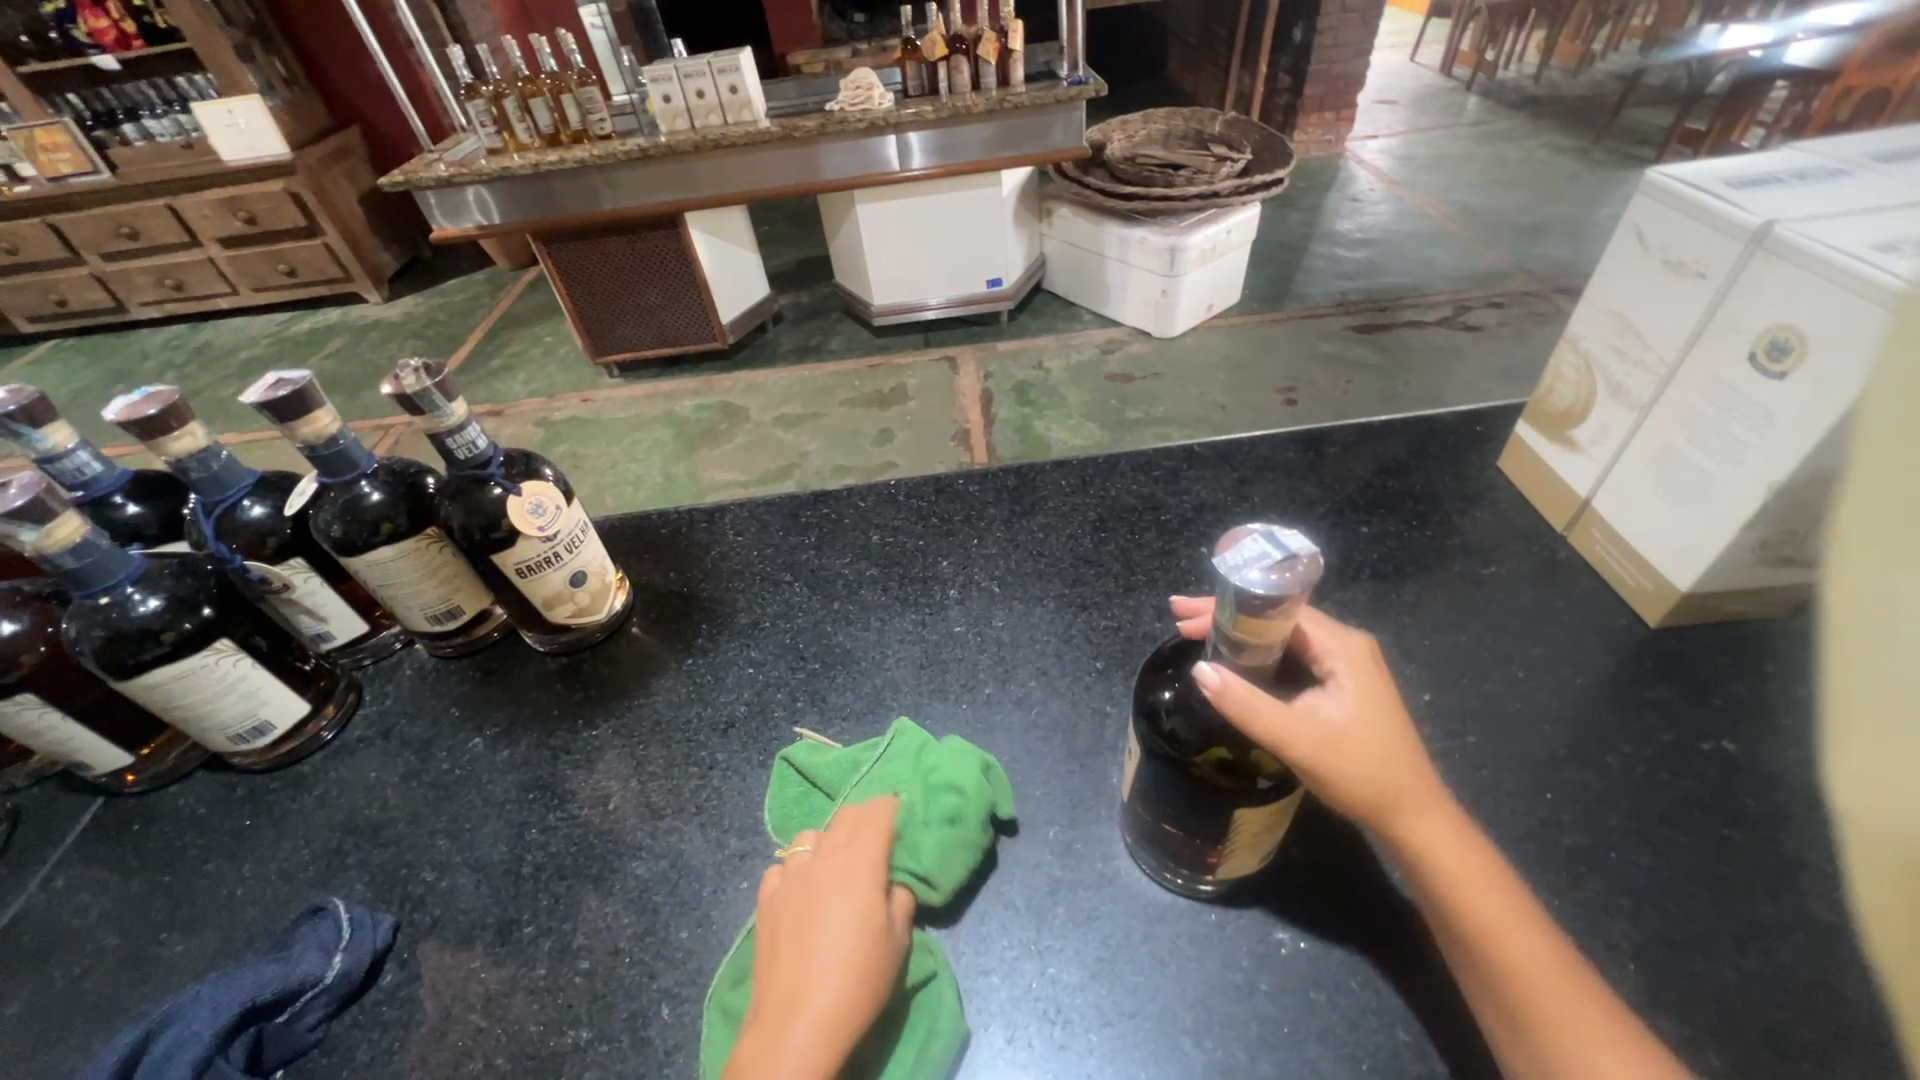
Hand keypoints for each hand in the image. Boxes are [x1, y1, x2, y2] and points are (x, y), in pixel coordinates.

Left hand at [726, 796, 915, 1079]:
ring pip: (810, 836)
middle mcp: (823, 857)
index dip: (893, 806)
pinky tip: (802, 889)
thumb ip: (901, 897)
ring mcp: (790, 875)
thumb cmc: (858, 980)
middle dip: (866, 816)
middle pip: (846, 816)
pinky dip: (797, 868)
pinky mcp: (766, 897)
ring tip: (837, 862)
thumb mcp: (898, 940)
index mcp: (860, 861)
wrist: (798, 1021)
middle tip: (879, 832)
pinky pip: (783, 866)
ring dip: (829, 839)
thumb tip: (894, 880)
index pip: (878, 812)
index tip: (903, 811)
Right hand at [1169, 596, 1451, 837]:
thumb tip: (1198, 670)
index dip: (1226, 607)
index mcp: (1342, 646)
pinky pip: (1293, 658)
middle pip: (1277, 618)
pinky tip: (1233, 663)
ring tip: (1196, 635)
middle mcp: (1346, 645)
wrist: (1411, 815)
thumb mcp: (1296, 739)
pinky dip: (1258, 656)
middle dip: (1227, 617)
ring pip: (1283, 638)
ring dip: (1241, 636)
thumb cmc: (1360, 773)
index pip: (1276, 609)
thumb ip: (1246, 704)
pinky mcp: (1342, 685)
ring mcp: (1346, 665)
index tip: (1183, 612)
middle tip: (1179, 620)